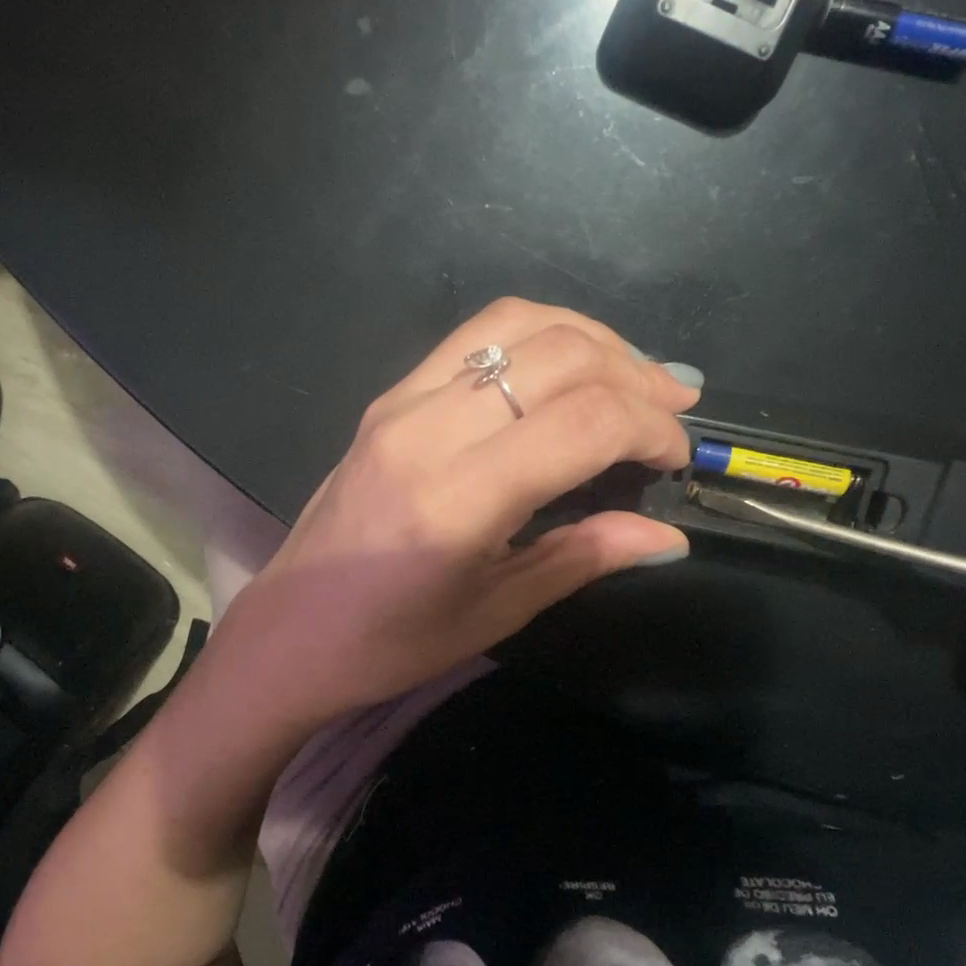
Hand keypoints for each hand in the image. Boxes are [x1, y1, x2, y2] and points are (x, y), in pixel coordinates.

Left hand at [216, 297, 701, 724]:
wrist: (289, 629)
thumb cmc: (389, 642)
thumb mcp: (495, 612)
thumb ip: (583, 557)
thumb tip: (667, 534)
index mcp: (456, 499)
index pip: (582, 421)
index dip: (649, 428)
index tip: (674, 459)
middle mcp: (427, 429)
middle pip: (558, 355)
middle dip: (634, 375)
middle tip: (675, 409)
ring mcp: (401, 402)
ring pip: (515, 323)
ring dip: (591, 338)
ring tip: (635, 376)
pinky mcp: (389, 396)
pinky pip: (475, 336)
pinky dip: (539, 336)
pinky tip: (568, 368)